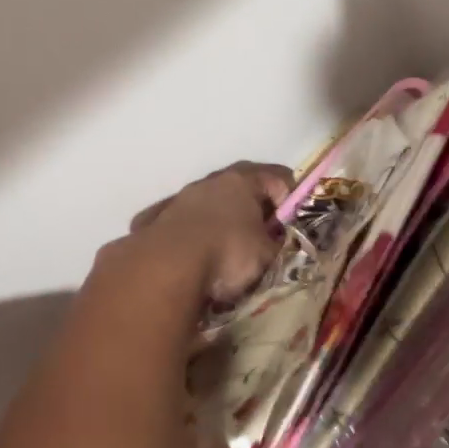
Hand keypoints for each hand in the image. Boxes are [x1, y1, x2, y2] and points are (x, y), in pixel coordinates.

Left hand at [99, 161, 293, 306]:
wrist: (164, 270)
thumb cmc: (227, 254)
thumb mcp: (268, 254)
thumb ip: (278, 242)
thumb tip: (279, 241)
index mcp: (242, 181)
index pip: (278, 177)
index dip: (293, 198)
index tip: (295, 223)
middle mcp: (209, 183)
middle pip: (241, 186)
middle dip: (256, 207)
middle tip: (267, 233)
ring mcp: (178, 199)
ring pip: (209, 203)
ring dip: (221, 219)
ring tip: (228, 249)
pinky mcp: (152, 221)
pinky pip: (180, 223)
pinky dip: (191, 234)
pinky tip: (193, 255)